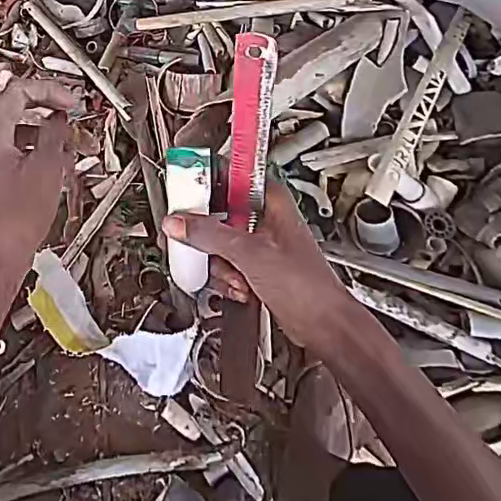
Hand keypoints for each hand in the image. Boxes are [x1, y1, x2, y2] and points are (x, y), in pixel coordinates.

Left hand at [0, 78, 79, 292]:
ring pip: (15, 127)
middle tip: (68, 110)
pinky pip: (13, 147)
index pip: (17, 92)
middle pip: (13, 106)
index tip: (70, 101)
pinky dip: (34, 145)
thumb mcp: (47, 168)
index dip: (48, 90)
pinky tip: (53, 158)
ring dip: (41, 127)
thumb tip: (59, 117)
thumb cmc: (17, 217)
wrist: (0, 254)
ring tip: (65, 137)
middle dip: (45, 105)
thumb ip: (54, 134)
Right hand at [163, 179, 354, 347]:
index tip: (181, 191)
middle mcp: (262, 216)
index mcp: (268, 198)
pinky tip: (240, 287)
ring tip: (235, 276)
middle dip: (205, 236)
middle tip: (195, 242)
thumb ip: (209, 234)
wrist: (323, 326)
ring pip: (214, 240)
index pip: (227, 174)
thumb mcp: (250, 253)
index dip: (201, 180)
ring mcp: (256, 241)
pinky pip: (222, 262)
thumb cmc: (307, 286)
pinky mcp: (252, 264)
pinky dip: (225, 277)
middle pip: (214, 211)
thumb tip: (178, 222)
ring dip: (217, 263)